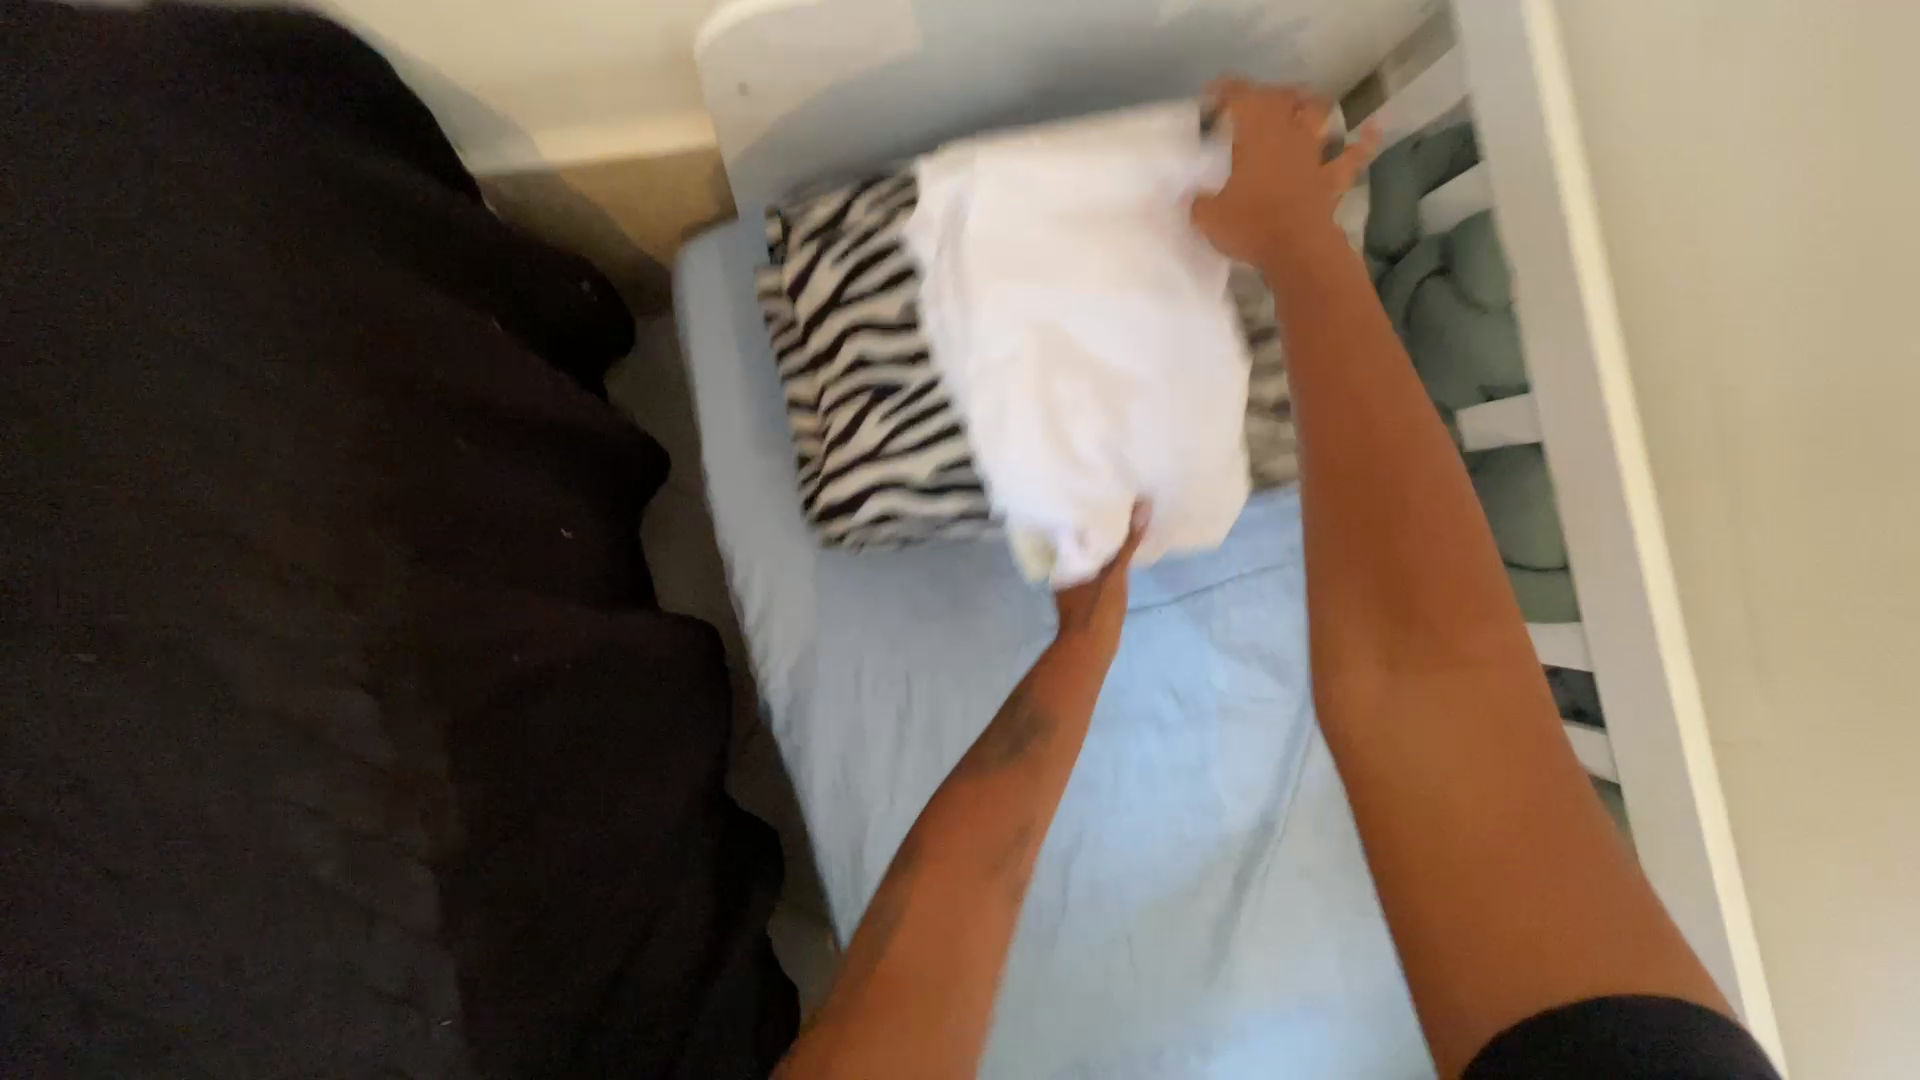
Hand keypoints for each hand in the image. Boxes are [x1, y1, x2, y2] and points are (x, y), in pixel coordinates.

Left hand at [1052, 502, 1150, 659]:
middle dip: (1093, 528)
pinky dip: (1104, 563)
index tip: (1099, 495)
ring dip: (1100, 546)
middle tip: (1113, 507)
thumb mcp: (1115, 572)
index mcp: (1064, 558)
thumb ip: (1127, 542)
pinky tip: (1117, 559)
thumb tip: (1142, 506)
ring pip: (1087, 557)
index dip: (1083, 512)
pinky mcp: (1082, 597)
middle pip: (1079, 542)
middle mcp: (1063, 569)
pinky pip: (1093, 572)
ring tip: (1119, 527)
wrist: (1090, 647)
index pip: (1071, 527)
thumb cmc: (1097, 608)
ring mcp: (1071, 585)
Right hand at [1192, 79, 1377, 265]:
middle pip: (1281, 98)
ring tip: (1301, 103)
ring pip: (1318, 115)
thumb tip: (1192, 197)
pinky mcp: (1332, 179)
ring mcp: (1313, 155)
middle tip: (1252, 103)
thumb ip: (1199, 202)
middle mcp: (1288, 134)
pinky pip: (1354, 156)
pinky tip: (1373, 128)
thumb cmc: (1249, 226)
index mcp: (1256, 136)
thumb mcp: (1208, 218)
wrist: (1296, 249)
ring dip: (1310, 105)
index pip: (1241, 97)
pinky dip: (1365, 141)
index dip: (1226, 90)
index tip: (1212, 95)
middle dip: (1265, 95)